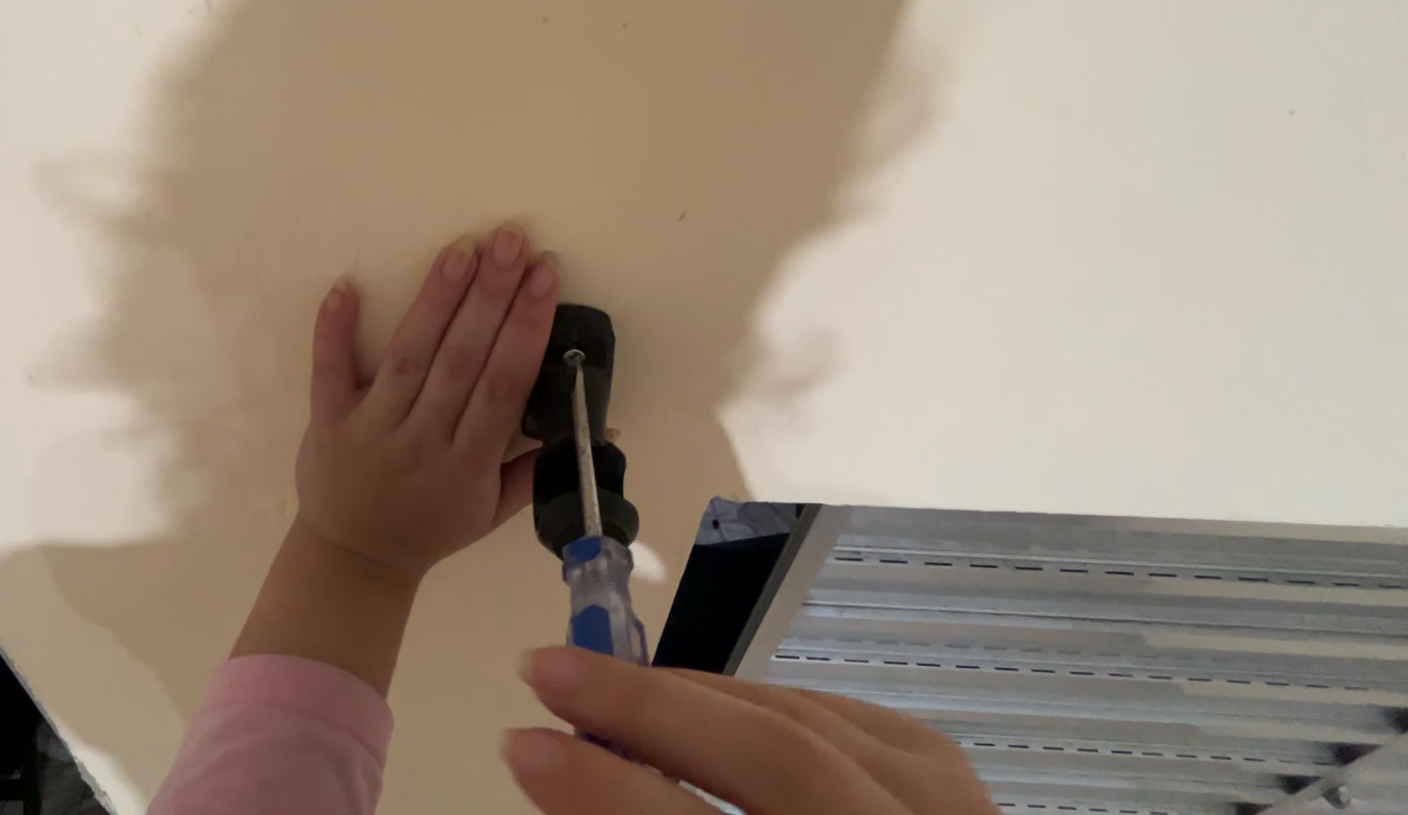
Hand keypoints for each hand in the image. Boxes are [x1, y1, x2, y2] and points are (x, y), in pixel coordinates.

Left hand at [295, 221, 560, 581]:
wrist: (353, 560)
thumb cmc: (432, 527)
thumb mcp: (493, 511)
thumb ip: (541, 467)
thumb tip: (602, 425)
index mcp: (469, 461)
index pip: (505, 384)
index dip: (527, 328)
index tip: (545, 277)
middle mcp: (423, 438)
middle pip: (462, 359)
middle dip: (491, 296)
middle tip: (510, 239)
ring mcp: (371, 427)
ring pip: (409, 356)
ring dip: (436, 300)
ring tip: (462, 250)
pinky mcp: (328, 420)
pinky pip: (328, 371)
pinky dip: (333, 330)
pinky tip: (344, 286)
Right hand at [504, 647, 997, 814]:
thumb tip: (578, 771)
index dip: (612, 791)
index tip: (521, 747)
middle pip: (775, 751)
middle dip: (643, 706)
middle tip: (539, 670)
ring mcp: (943, 793)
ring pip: (789, 713)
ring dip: (679, 694)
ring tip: (593, 683)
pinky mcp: (937, 757)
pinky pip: (811, 704)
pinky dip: (734, 698)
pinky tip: (679, 695)